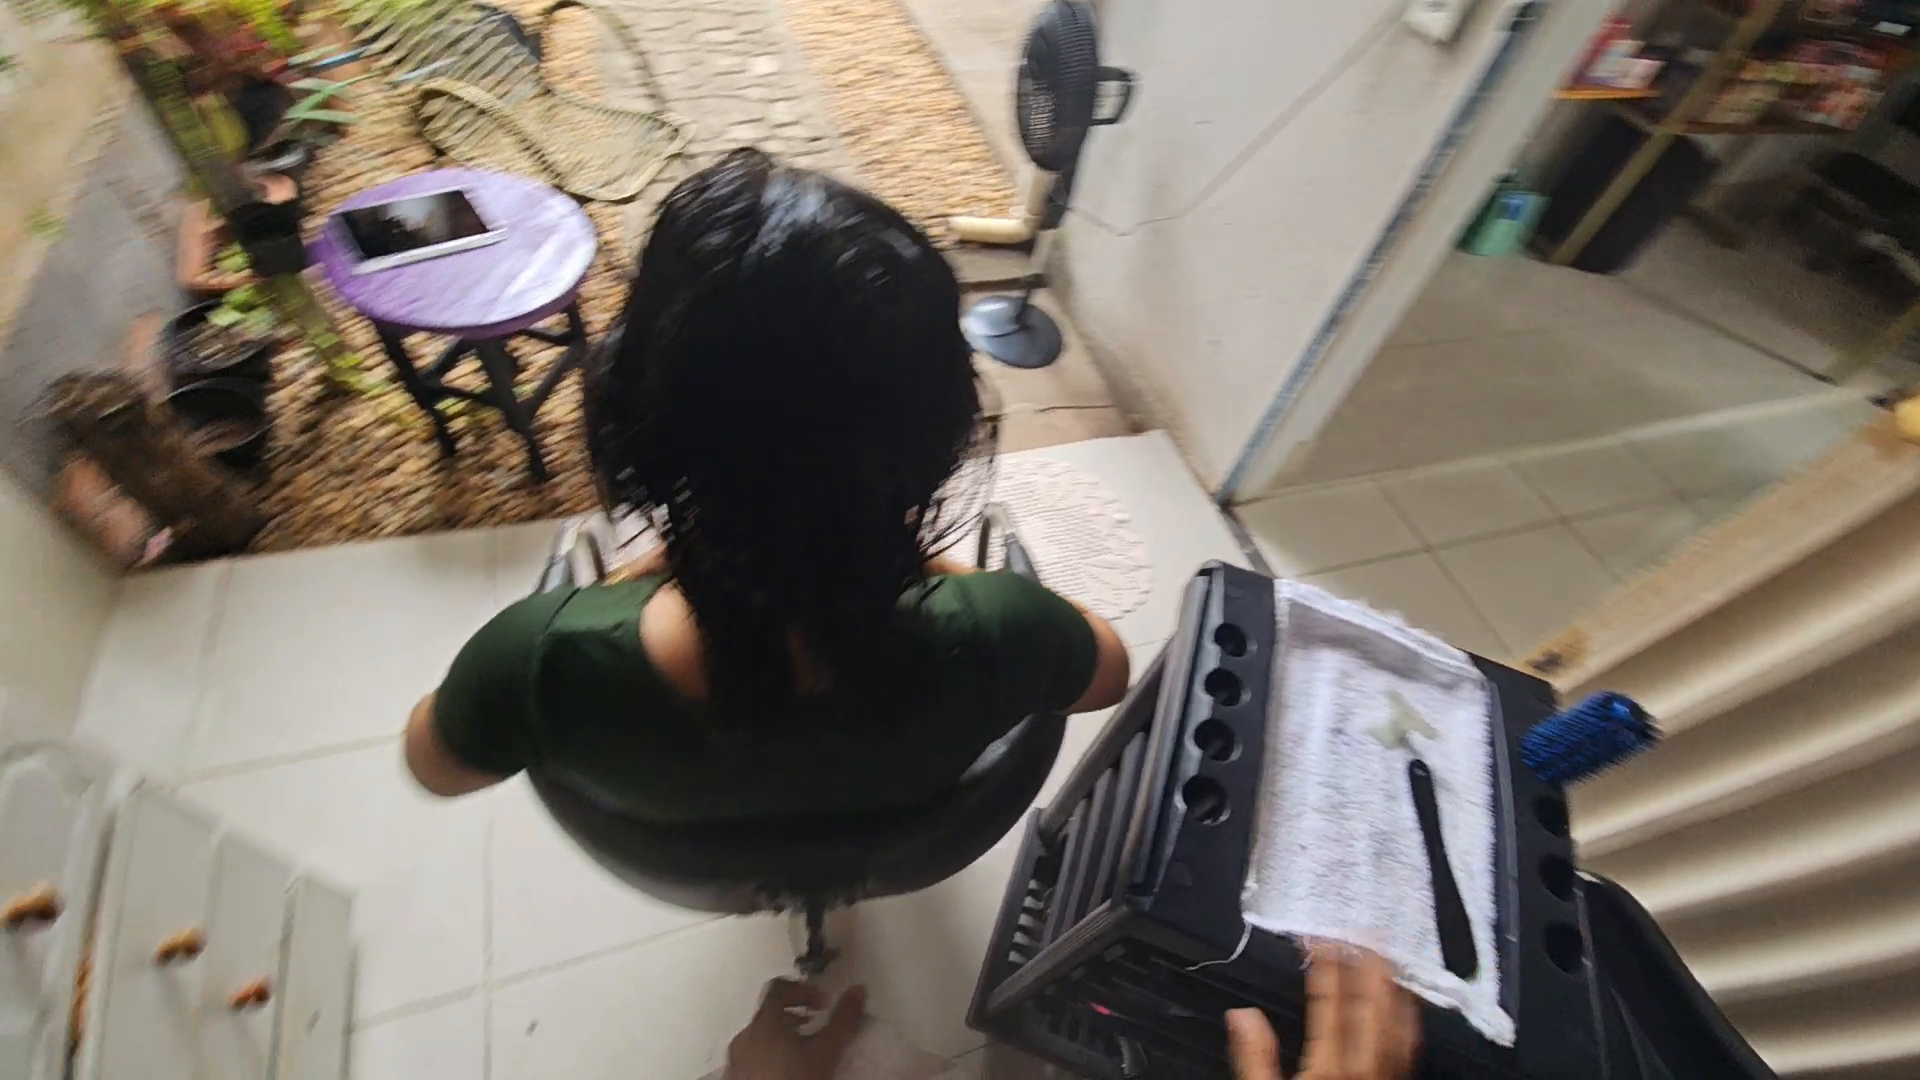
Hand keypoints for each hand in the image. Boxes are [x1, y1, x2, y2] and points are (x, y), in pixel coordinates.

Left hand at [725, 979, 866, 1079]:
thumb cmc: (795, 1078)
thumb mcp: (826, 1051)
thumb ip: (843, 1019)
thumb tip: (859, 989)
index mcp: (765, 1021)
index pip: (779, 987)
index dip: (802, 989)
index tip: (822, 1002)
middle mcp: (745, 1035)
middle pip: (769, 1013)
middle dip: (794, 1015)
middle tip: (814, 1027)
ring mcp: (735, 1060)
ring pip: (759, 1037)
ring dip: (781, 1038)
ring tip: (802, 1054)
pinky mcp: (733, 1079)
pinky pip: (751, 1059)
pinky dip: (768, 1057)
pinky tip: (784, 1073)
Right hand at [1226, 946, 1418, 1079]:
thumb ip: (1256, 1059)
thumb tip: (1244, 1015)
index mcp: (1329, 1070)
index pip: (1328, 1006)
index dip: (1324, 968)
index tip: (1317, 940)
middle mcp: (1363, 1074)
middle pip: (1371, 1012)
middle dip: (1367, 969)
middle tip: (1362, 934)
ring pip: (1397, 1030)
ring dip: (1392, 992)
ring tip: (1389, 961)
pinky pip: (1407, 1052)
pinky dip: (1406, 1023)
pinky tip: (1404, 1011)